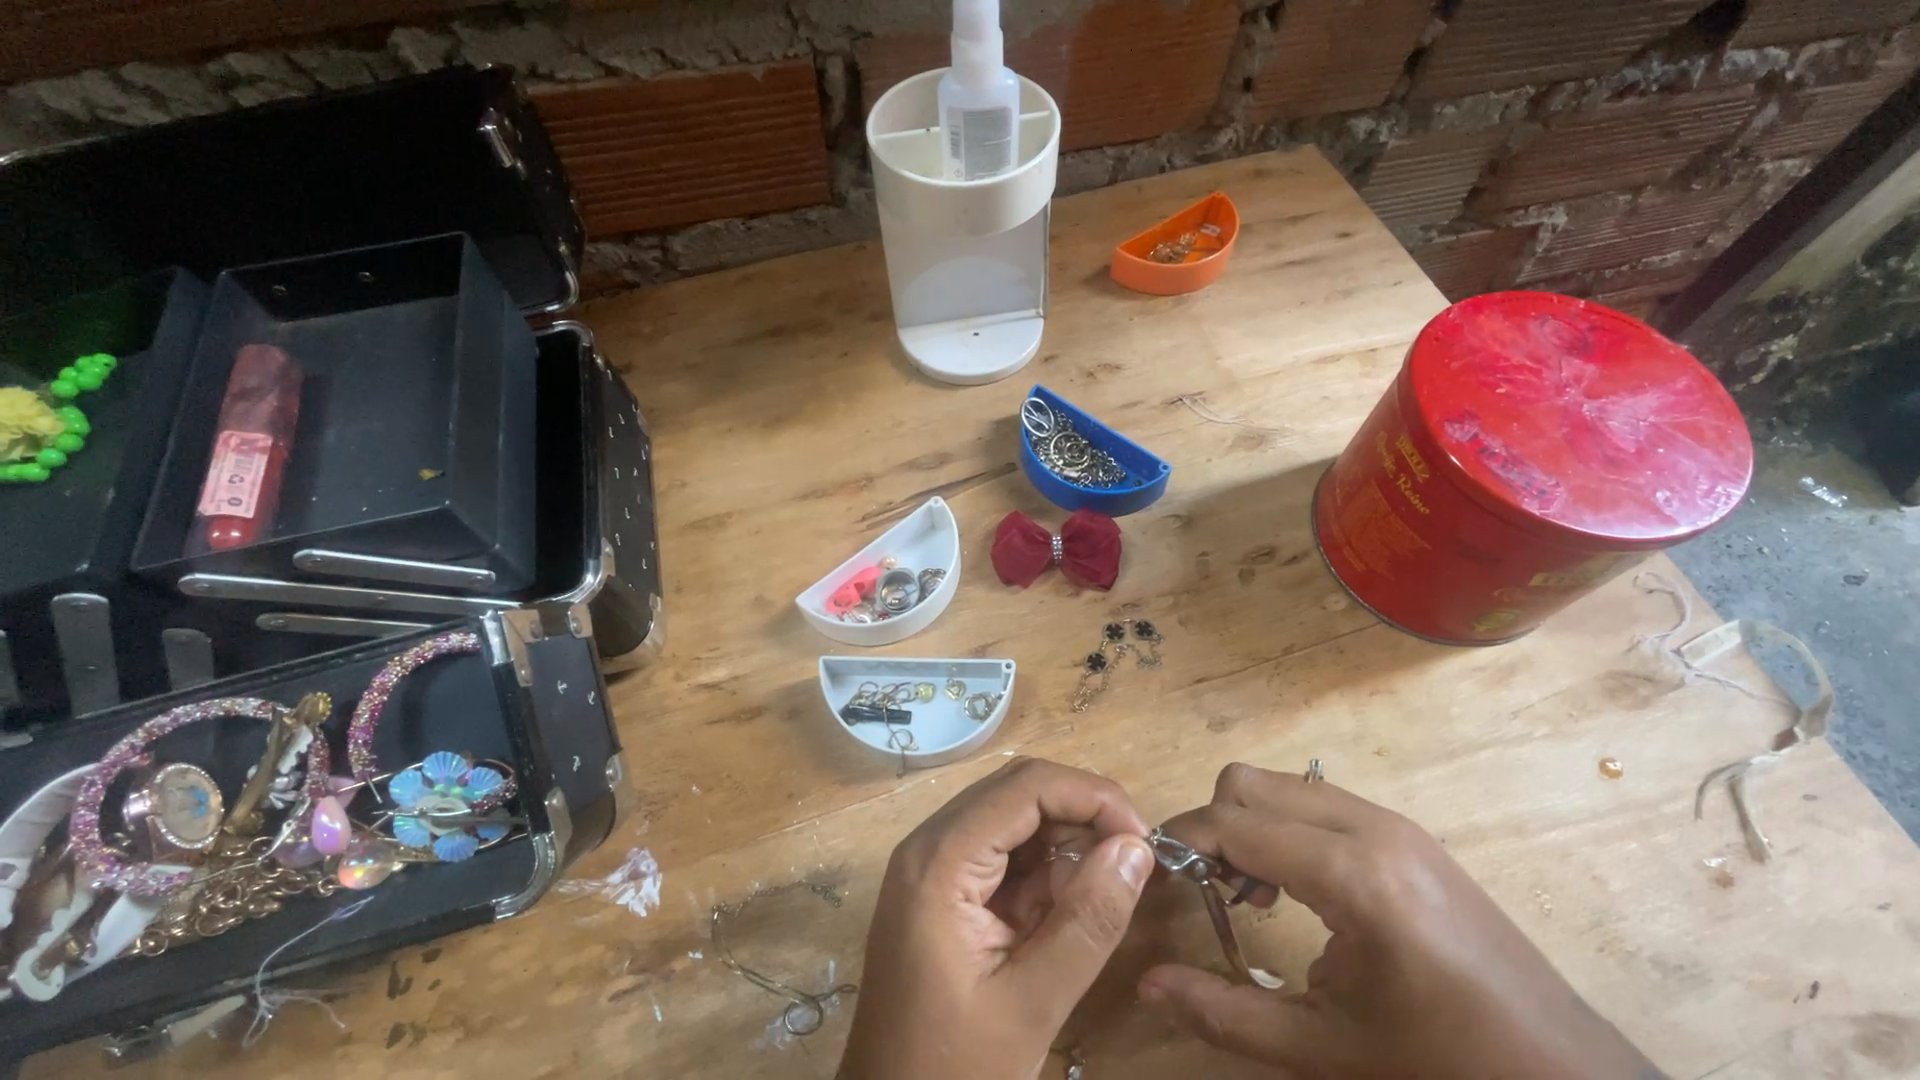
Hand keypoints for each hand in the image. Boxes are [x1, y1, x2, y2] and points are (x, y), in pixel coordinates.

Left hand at [839, 758, 1155, 1079]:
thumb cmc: (952, 1066)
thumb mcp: (1031, 1003)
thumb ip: (1087, 922)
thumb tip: (1136, 847)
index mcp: (940, 861)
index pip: (1025, 786)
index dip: (1091, 796)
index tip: (1142, 839)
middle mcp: (930, 846)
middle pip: (1017, 793)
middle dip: (1082, 814)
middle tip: (1133, 861)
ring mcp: (933, 867)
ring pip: (1013, 820)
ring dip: (1066, 843)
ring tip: (1108, 891)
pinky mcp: (943, 891)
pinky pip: (1003, 857)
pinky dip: (1044, 872)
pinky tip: (1071, 908)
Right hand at [1141, 763, 1664, 1079]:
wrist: (1563, 1075)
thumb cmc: (1438, 1064)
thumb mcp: (1323, 1049)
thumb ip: (1224, 1012)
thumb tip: (1146, 983)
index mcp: (1352, 875)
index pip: (1233, 822)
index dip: (1181, 842)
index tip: (1155, 876)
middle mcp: (1371, 829)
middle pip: (1250, 783)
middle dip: (1212, 826)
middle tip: (1210, 892)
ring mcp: (1397, 825)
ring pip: (1284, 784)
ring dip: (1249, 823)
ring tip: (1252, 894)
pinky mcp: (1411, 836)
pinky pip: (1319, 802)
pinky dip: (1285, 828)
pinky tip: (1299, 891)